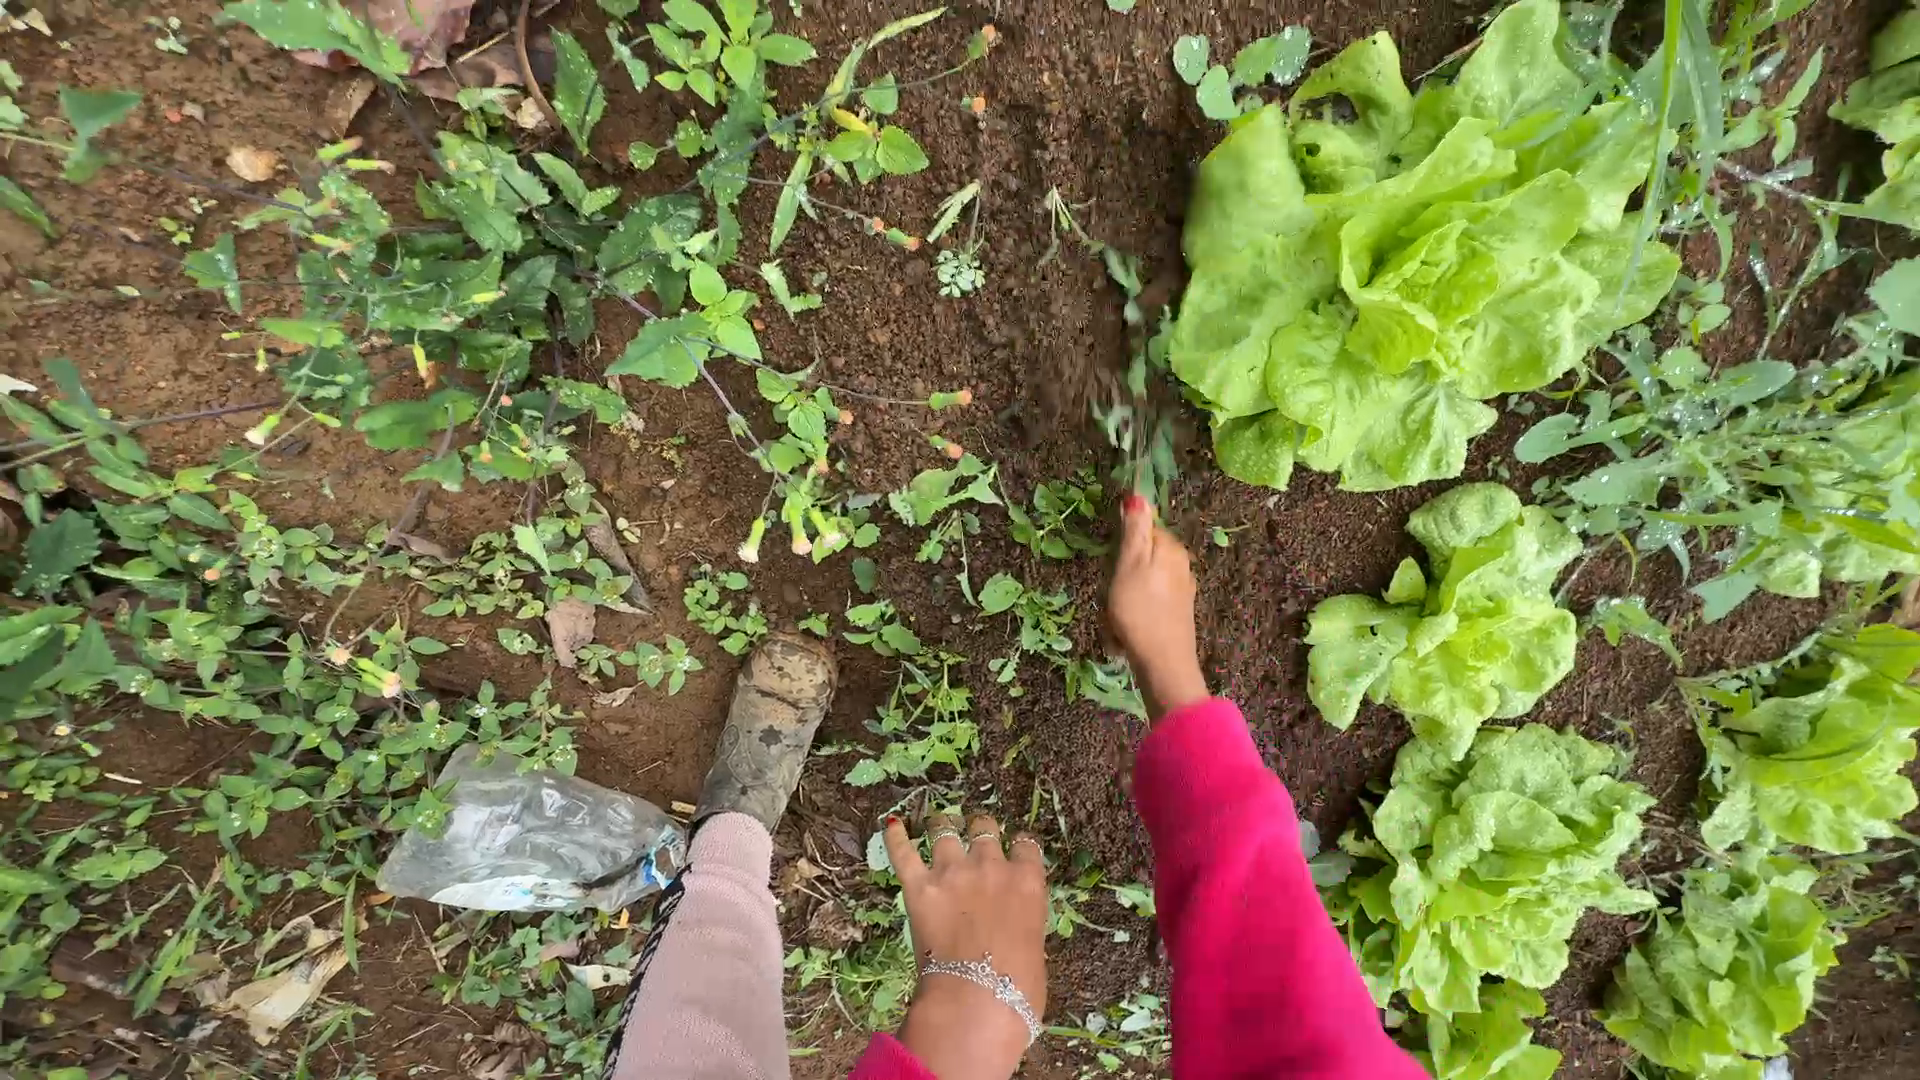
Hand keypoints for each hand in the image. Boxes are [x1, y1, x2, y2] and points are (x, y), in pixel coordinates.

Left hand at [883, 814, 1047, 1079]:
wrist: (975, 1005)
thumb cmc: (1017, 992)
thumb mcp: (1035, 950)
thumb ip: (1024, 924)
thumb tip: (1014, 929)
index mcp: (1026, 881)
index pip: (1026, 844)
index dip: (1019, 845)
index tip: (1014, 849)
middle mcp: (990, 865)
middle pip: (984, 827)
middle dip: (980, 830)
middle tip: (975, 837)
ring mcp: (952, 872)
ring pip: (944, 829)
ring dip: (942, 827)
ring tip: (938, 825)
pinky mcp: (919, 886)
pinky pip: (903, 852)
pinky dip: (896, 837)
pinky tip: (891, 825)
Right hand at [1109, 494, 1206, 720]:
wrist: (1162, 663)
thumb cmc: (1139, 611)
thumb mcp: (1129, 564)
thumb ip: (1135, 530)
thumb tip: (1138, 494)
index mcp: (1171, 548)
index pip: (1143, 528)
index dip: (1122, 544)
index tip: (1111, 564)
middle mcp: (1182, 565)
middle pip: (1142, 555)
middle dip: (1121, 572)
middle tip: (1111, 592)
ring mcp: (1182, 590)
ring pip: (1142, 581)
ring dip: (1123, 596)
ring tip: (1115, 616)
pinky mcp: (1177, 613)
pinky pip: (1148, 602)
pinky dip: (1133, 612)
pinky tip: (1126, 630)